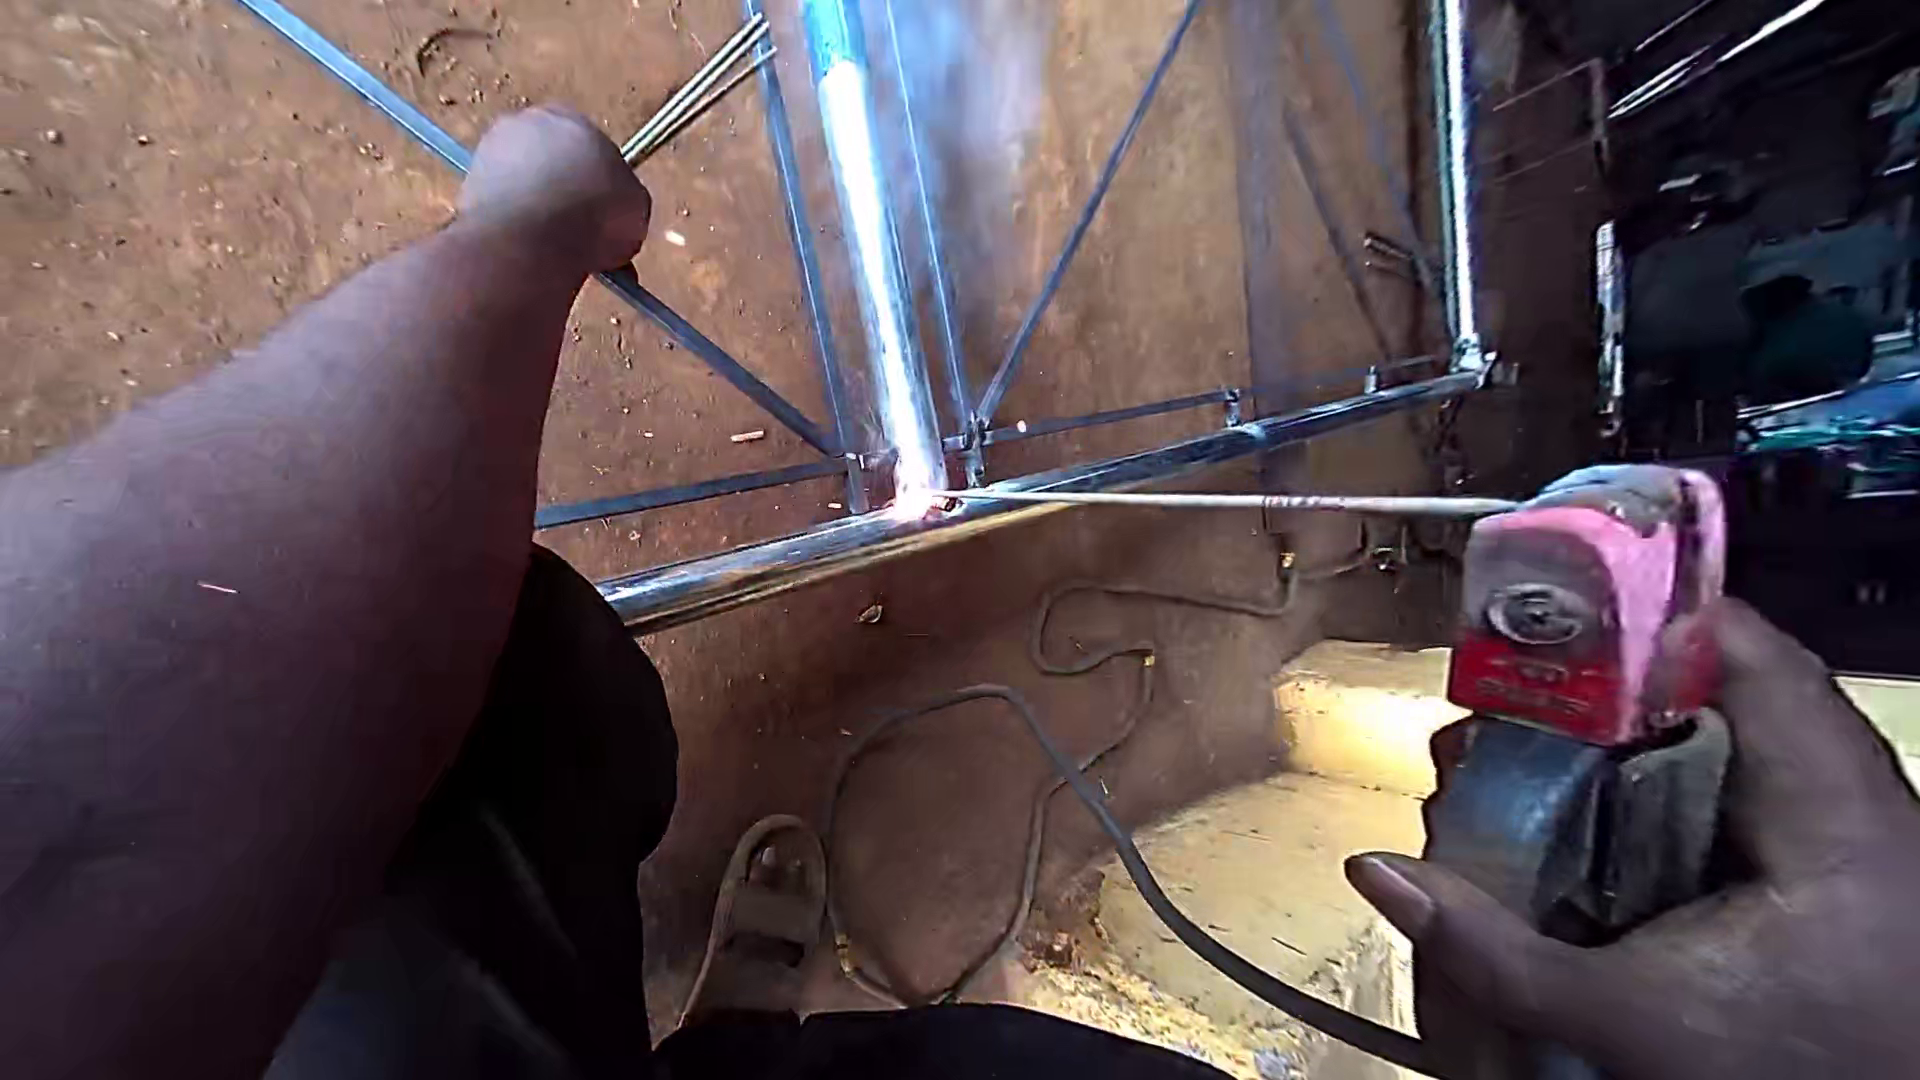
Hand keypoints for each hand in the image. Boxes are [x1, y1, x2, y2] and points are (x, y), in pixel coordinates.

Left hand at [458, 106, 651, 272]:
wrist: (535, 234)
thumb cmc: (597, 214)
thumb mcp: (638, 207)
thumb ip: (628, 197)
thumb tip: (619, 207)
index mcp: (576, 121)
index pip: (598, 151)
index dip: (608, 186)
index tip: (613, 215)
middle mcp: (530, 120)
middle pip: (561, 161)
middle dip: (574, 192)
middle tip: (591, 233)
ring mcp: (496, 144)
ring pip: (534, 181)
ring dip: (549, 208)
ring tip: (567, 248)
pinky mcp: (474, 174)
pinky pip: (512, 199)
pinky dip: (525, 220)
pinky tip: (540, 246)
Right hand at [1347, 600, 1919, 1079]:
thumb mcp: (1634, 1028)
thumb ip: (1495, 951)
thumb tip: (1370, 869)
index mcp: (1842, 831)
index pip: (1762, 668)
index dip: (1662, 613)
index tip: (1556, 601)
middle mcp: (1833, 817)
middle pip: (1700, 697)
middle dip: (1581, 690)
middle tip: (1496, 703)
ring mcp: (1805, 844)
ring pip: (1685, 744)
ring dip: (1583, 739)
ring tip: (1500, 759)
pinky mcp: (1780, 872)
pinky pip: (1686, 791)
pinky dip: (1608, 784)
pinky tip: (1548, 811)